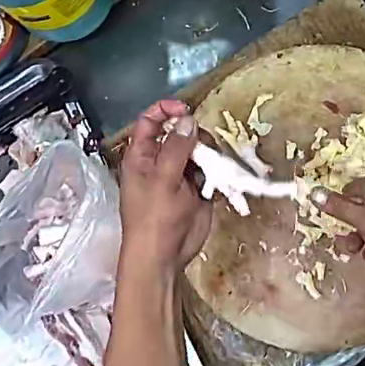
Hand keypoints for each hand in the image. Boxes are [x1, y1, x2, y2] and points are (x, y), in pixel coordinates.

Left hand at [119, 100, 213, 269]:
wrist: (164, 255)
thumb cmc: (154, 218)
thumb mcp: (163, 179)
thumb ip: (176, 148)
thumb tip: (188, 120)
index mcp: (142, 156)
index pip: (150, 121)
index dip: (166, 110)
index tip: (188, 110)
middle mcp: (161, 162)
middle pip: (182, 134)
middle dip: (197, 137)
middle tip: (205, 152)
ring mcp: (181, 176)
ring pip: (200, 152)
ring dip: (211, 156)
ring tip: (214, 170)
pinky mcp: (198, 190)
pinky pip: (212, 171)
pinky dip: (219, 172)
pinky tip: (221, 180)